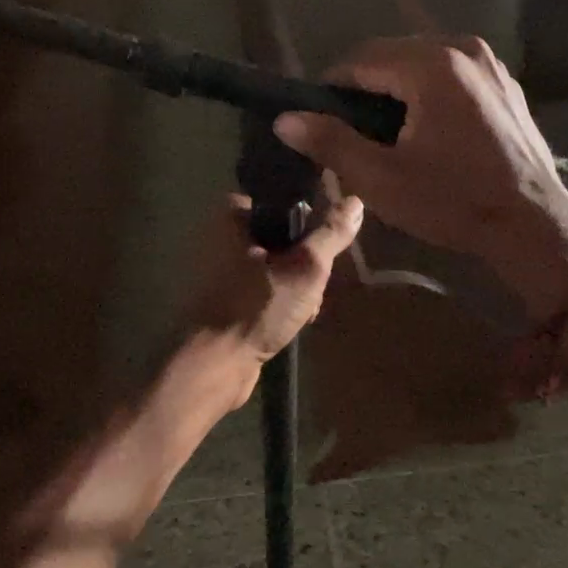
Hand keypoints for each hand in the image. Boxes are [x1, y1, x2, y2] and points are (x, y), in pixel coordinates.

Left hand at [190, 193, 362, 404]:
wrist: (213, 366)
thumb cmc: (256, 307)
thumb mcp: (306, 267)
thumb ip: (331, 233)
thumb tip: (354, 201)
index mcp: (231, 218)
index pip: (282, 206)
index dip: (306, 228)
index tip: (320, 253)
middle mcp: (220, 237)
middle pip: (282, 240)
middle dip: (303, 266)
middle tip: (312, 288)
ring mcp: (218, 272)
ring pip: (275, 269)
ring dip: (295, 289)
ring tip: (303, 312)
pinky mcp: (222, 301)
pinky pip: (261, 292)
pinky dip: (277, 305)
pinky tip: (289, 325)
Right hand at [273, 36, 567, 311]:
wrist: (534, 225)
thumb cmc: (453, 202)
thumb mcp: (382, 179)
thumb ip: (331, 142)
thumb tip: (285, 119)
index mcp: (432, 65)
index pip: (361, 59)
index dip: (332, 87)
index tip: (318, 120)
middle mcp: (462, 49)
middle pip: (392, 55)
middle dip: (365, 86)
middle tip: (349, 130)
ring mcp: (489, 63)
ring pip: (421, 62)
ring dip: (396, 87)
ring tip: (384, 131)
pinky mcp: (504, 82)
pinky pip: (450, 73)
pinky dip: (428, 90)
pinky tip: (425, 129)